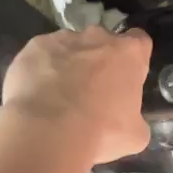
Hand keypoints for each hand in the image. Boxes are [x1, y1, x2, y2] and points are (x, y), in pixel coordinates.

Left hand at [0, 26, 153, 164]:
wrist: (48, 131)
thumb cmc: (101, 132)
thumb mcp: (135, 135)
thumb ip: (135, 118)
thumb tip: (129, 121)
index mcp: (128, 53)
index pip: (139, 42)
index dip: (132, 60)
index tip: (125, 79)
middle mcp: (97, 37)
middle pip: (102, 43)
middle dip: (98, 63)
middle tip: (91, 94)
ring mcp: (62, 39)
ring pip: (69, 48)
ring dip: (67, 66)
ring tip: (58, 99)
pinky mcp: (33, 48)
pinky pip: (40, 56)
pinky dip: (40, 71)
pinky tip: (37, 96)